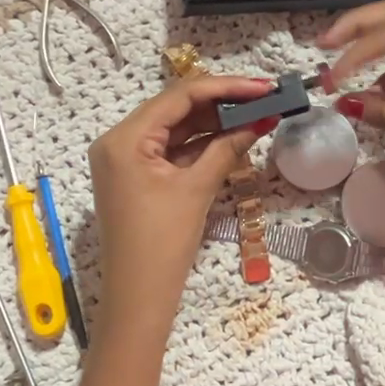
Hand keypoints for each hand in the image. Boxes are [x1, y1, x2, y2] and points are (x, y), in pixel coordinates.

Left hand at [88, 75, 274, 330]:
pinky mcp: (136, 176)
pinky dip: (202, 144)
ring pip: (176, 127)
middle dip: (222, 102)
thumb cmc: (162, 244)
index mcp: (124, 139)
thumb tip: (262, 119)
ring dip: (215, 122)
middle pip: (176, 108)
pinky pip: (172, 149)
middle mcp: (118, 141)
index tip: (263, 86)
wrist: (138, 299)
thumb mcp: (196, 189)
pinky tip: (235, 136)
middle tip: (265, 97)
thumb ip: (227, 147)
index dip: (225, 88)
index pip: (179, 96)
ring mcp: (125, 159)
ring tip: (257, 113)